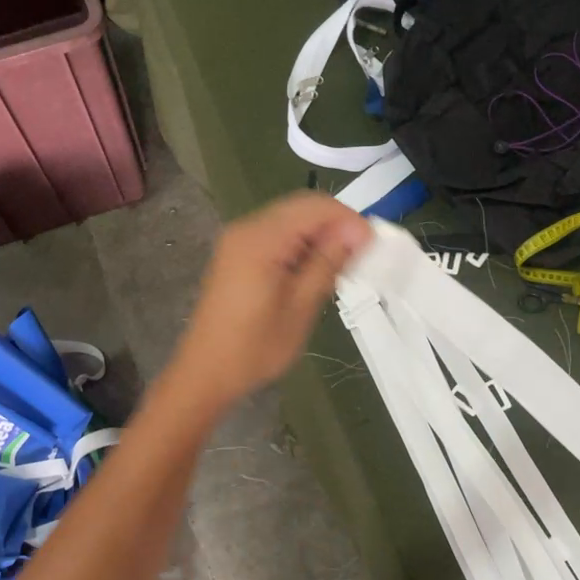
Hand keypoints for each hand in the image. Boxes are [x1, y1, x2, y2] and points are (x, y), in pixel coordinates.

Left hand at [168, 192, 372, 406]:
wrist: (206, 372)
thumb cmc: (254, 347)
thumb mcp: (300, 307)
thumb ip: (328, 263)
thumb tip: (357, 234)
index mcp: (261, 239)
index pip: (315, 206)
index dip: (349, 220)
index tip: (373, 247)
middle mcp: (246, 229)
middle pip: (301, 208)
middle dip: (336, 227)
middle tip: (361, 258)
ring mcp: (237, 241)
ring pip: (290, 221)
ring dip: (319, 237)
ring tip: (341, 267)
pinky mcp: (235, 255)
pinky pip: (275, 237)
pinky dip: (299, 246)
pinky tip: (313, 272)